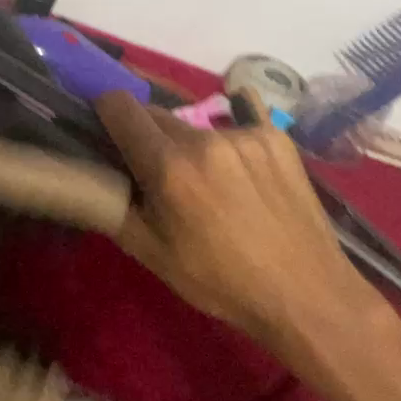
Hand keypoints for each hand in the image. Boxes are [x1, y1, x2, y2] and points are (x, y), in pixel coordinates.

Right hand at [95, 90, 382, 353]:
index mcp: (168, 166)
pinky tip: (242, 176)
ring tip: (209, 182)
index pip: (119, 105)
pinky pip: (236, 125)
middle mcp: (204, 140)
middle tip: (159, 173)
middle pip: (156, 114)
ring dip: (189, 144)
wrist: (309, 296)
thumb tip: (90, 172)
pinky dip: (228, 144)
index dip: (106, 113)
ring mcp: (245, 135)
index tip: (108, 134)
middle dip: (147, 136)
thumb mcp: (149, 252)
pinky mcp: (277, 138)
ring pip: (195, 125)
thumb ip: (112, 203)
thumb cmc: (221, 280)